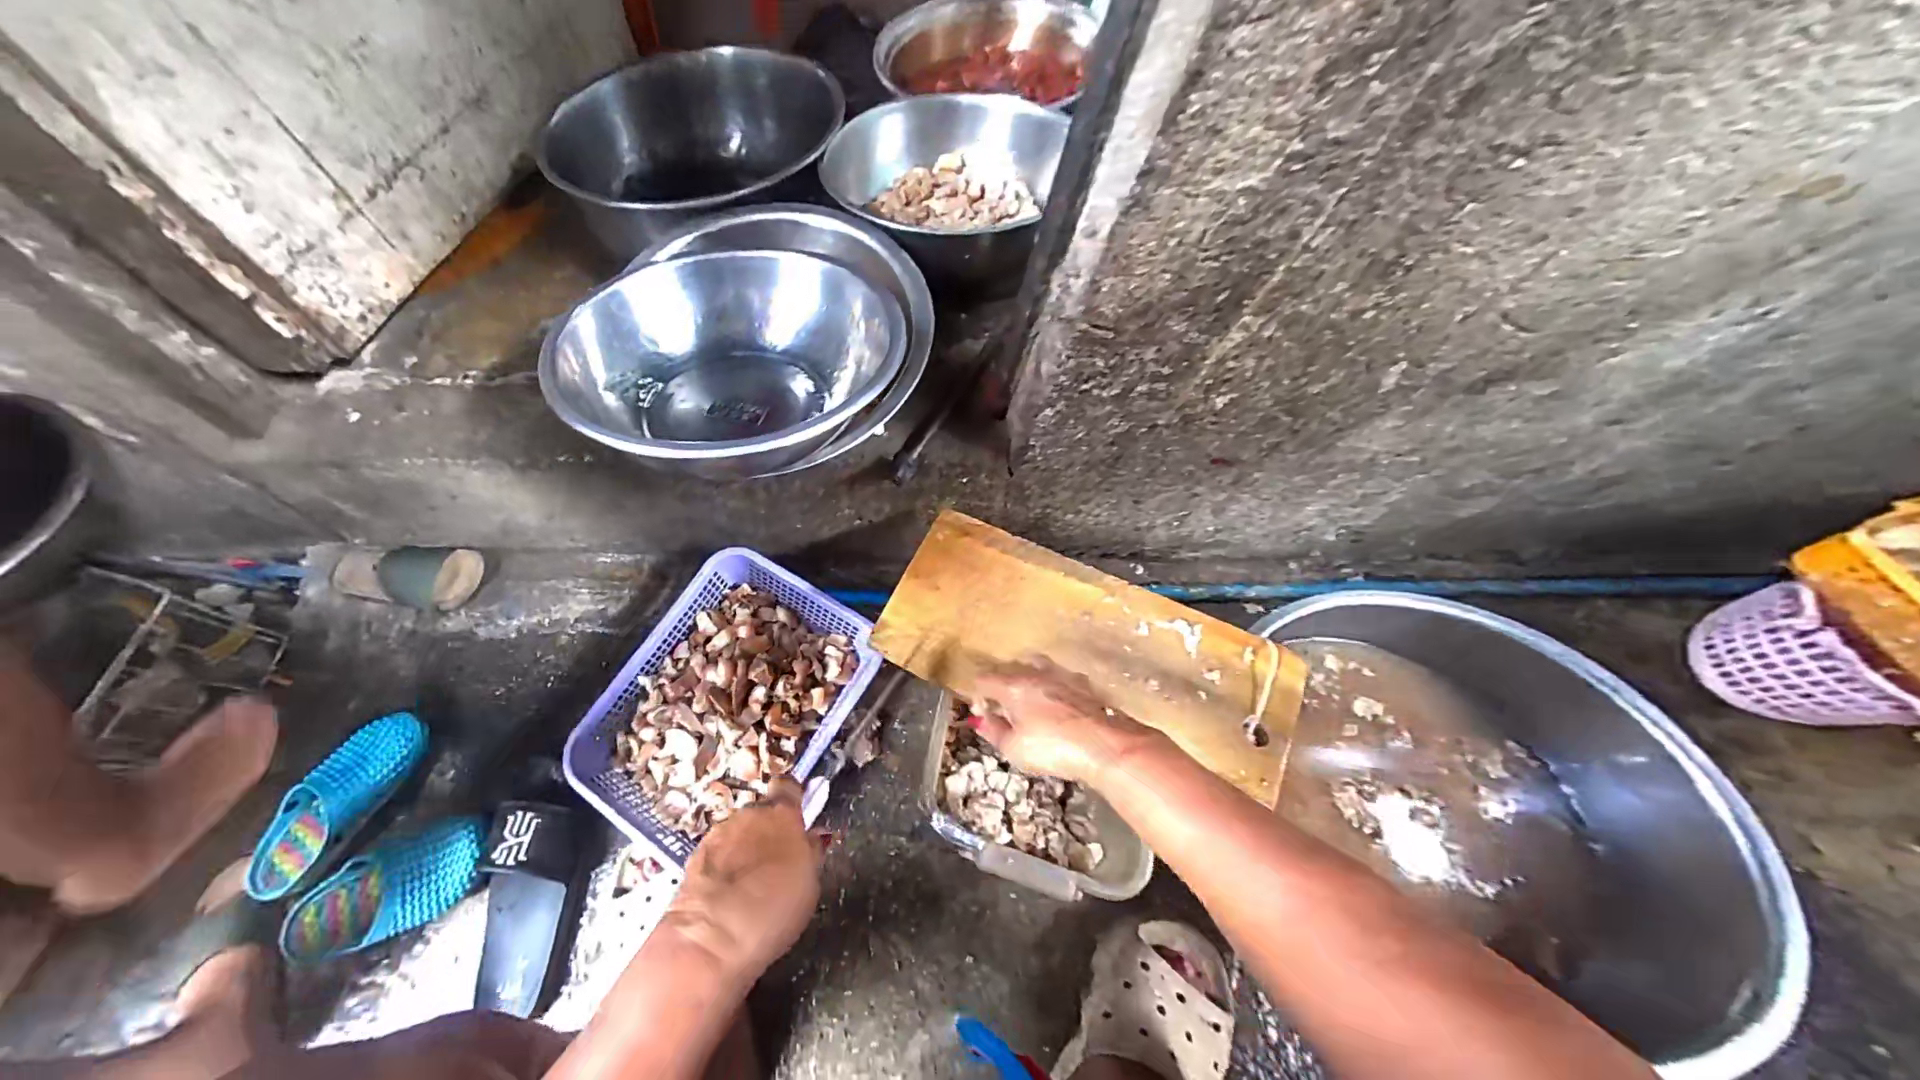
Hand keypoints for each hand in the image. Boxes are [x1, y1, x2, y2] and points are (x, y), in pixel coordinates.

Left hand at [660, 779, 823, 976]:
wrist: (711, 941)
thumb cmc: (774, 908)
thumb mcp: (809, 882)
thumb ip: (811, 851)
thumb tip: (813, 836)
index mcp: (781, 813)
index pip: (788, 785)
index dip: (792, 796)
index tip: (797, 813)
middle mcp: (747, 815)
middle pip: (760, 812)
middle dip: (767, 830)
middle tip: (777, 861)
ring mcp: (716, 835)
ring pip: (737, 833)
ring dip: (743, 849)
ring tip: (750, 885)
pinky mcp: (692, 859)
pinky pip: (716, 855)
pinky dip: (723, 868)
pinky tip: (728, 896)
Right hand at [969, 660, 1152, 785]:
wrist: (1104, 745)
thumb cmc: (1053, 749)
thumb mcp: (1014, 749)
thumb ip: (994, 732)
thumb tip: (982, 721)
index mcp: (1013, 686)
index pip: (984, 679)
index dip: (978, 695)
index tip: (985, 714)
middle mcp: (1036, 673)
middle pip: (1009, 669)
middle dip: (1002, 686)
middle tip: (1005, 710)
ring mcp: (1062, 675)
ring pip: (1036, 667)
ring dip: (1029, 680)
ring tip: (1031, 703)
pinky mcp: (1083, 684)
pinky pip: (1059, 678)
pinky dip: (1053, 687)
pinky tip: (1058, 705)